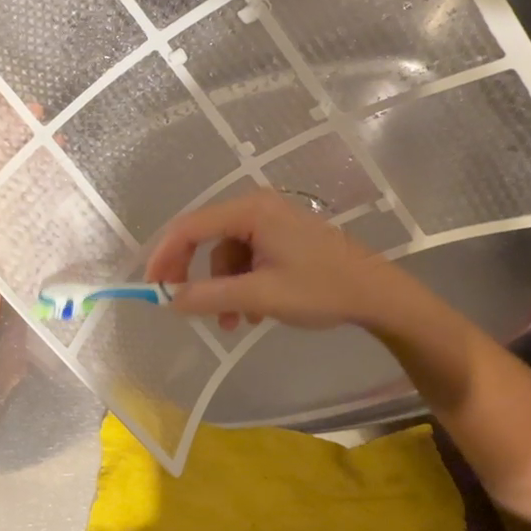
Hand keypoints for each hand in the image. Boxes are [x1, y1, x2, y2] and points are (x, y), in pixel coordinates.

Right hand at [144, 190, 411, 332]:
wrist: (379, 296)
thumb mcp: (260, 296)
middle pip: (205, 238)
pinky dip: (241, 284)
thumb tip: (168, 300)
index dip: (165, 256)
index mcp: (250, 211)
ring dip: (222, 288)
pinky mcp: (282, 236)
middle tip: (178, 304)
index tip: (151, 287)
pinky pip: (245, 258)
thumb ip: (210, 296)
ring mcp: (271, 221)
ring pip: (225, 254)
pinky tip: (252, 312)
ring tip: (234, 322)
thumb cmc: (321, 289)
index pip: (190, 227)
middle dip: (193, 275)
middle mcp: (257, 207)